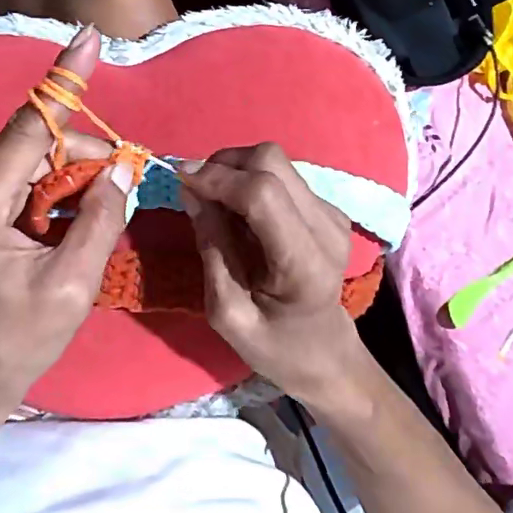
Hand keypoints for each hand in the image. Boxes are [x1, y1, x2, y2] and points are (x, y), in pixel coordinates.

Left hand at [0, 26, 132, 440]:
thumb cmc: (14, 342)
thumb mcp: (70, 285)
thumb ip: (100, 219)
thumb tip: (123, 168)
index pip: (31, 127)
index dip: (64, 81)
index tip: (89, 37)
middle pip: (39, 145)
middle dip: (86, 159)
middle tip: (123, 189)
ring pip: (37, 163)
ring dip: (76, 180)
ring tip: (100, 217)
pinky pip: (29, 183)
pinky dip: (60, 194)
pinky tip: (78, 223)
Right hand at [181, 143, 375, 409]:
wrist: (323, 351)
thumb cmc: (273, 345)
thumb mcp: (227, 313)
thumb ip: (211, 248)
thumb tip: (191, 189)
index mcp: (304, 263)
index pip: (262, 195)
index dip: (217, 178)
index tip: (180, 178)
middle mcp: (325, 227)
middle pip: (271, 161)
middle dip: (224, 164)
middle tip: (196, 189)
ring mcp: (331, 213)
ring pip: (275, 160)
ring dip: (235, 170)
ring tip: (214, 200)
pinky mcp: (327, 207)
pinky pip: (281, 175)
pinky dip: (250, 180)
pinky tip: (239, 212)